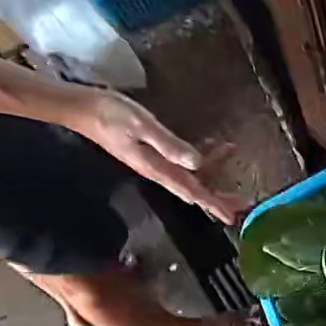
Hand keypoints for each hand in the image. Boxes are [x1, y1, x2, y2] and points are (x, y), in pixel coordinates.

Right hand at [69, 90, 244, 223]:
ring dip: (216, 174)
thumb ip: (170, 145)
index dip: (214, 205)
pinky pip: (183, 159)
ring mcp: (156, 162)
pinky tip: (217, 145)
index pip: (193, 192)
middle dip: (220, 197)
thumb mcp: (143, 127)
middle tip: (245, 203)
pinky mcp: (153, 151)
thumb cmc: (110, 115)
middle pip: (196, 189)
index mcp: (158, 169)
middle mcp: (159, 171)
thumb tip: (197, 163)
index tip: (232, 218)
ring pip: (193, 175)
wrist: (80, 107)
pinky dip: (203, 155)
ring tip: (237, 174)